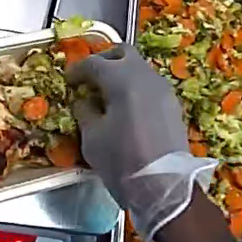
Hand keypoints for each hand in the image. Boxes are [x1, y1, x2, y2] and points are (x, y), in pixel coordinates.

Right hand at [67, 45, 215, 238]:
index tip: (68, 81)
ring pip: (139, 68)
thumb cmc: (123, 162)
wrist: (165, 188)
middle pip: (123, 53)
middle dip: (104, 60)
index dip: (78, 70)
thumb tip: (84, 101)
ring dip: (122, 74)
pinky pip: (150, 85)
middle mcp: (146, 77)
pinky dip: (135, 88)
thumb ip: (85, 111)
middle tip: (89, 78)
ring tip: (106, 95)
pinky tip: (125, 108)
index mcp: (123, 80)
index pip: (95, 63)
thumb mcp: (92, 138)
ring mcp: (164, 90)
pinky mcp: (173, 105)